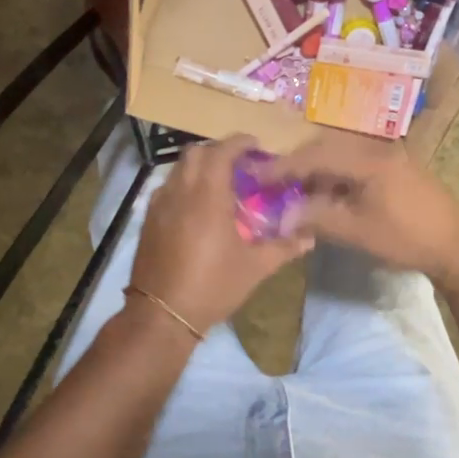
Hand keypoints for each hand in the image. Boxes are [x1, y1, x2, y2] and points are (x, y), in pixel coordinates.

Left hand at [130, 135, 312, 332]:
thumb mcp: (254, 268)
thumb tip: (310, 237)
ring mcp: (160, 204)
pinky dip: (184, 184)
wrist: (162, 314)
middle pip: (196, 152)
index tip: (256, 145)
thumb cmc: (212, 286)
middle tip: (239, 165)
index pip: (222, 152)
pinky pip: (168, 188)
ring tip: (219, 184)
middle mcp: (181, 191)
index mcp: (208, 196)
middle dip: (218, 151)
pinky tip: (197, 206)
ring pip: (179, 169)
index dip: (239, 143)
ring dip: (199, 166)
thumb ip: (283, 247)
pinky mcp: (149, 220)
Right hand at [263, 133, 458, 281]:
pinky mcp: (398, 167)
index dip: (282, 167)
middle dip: (297, 164)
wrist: (458, 247)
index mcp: (367, 159)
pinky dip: (337, 175)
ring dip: (317, 170)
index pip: (314, 156)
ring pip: (342, 154)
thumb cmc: (407, 239)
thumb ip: (317, 218)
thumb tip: (282, 215)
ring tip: (297, 192)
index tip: (255, 175)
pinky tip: (329, 195)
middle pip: (326, 147)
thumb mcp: (356, 232)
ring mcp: (390, 156)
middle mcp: (378, 148)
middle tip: (273, 182)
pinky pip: (357, 162)